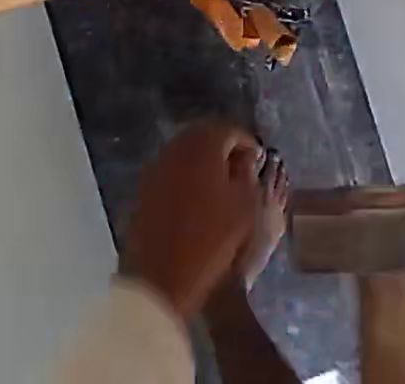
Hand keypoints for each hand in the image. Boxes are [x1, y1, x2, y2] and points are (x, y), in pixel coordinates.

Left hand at [120, 120, 262, 319]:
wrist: (161, 276)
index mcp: (203, 145)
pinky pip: (173, 168)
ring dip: (205, 160)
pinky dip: (187, 174)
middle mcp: (177, 146)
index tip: (258, 161)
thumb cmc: (211, 240)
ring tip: (221, 184)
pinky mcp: (146, 184)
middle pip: (205, 135)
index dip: (248, 143)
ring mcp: (157, 164)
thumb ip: (248, 175)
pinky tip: (198, 196)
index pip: (230, 129)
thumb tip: (244, 160)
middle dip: (225, 148)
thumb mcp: (245, 207)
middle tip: (242, 169)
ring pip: (187, 151)